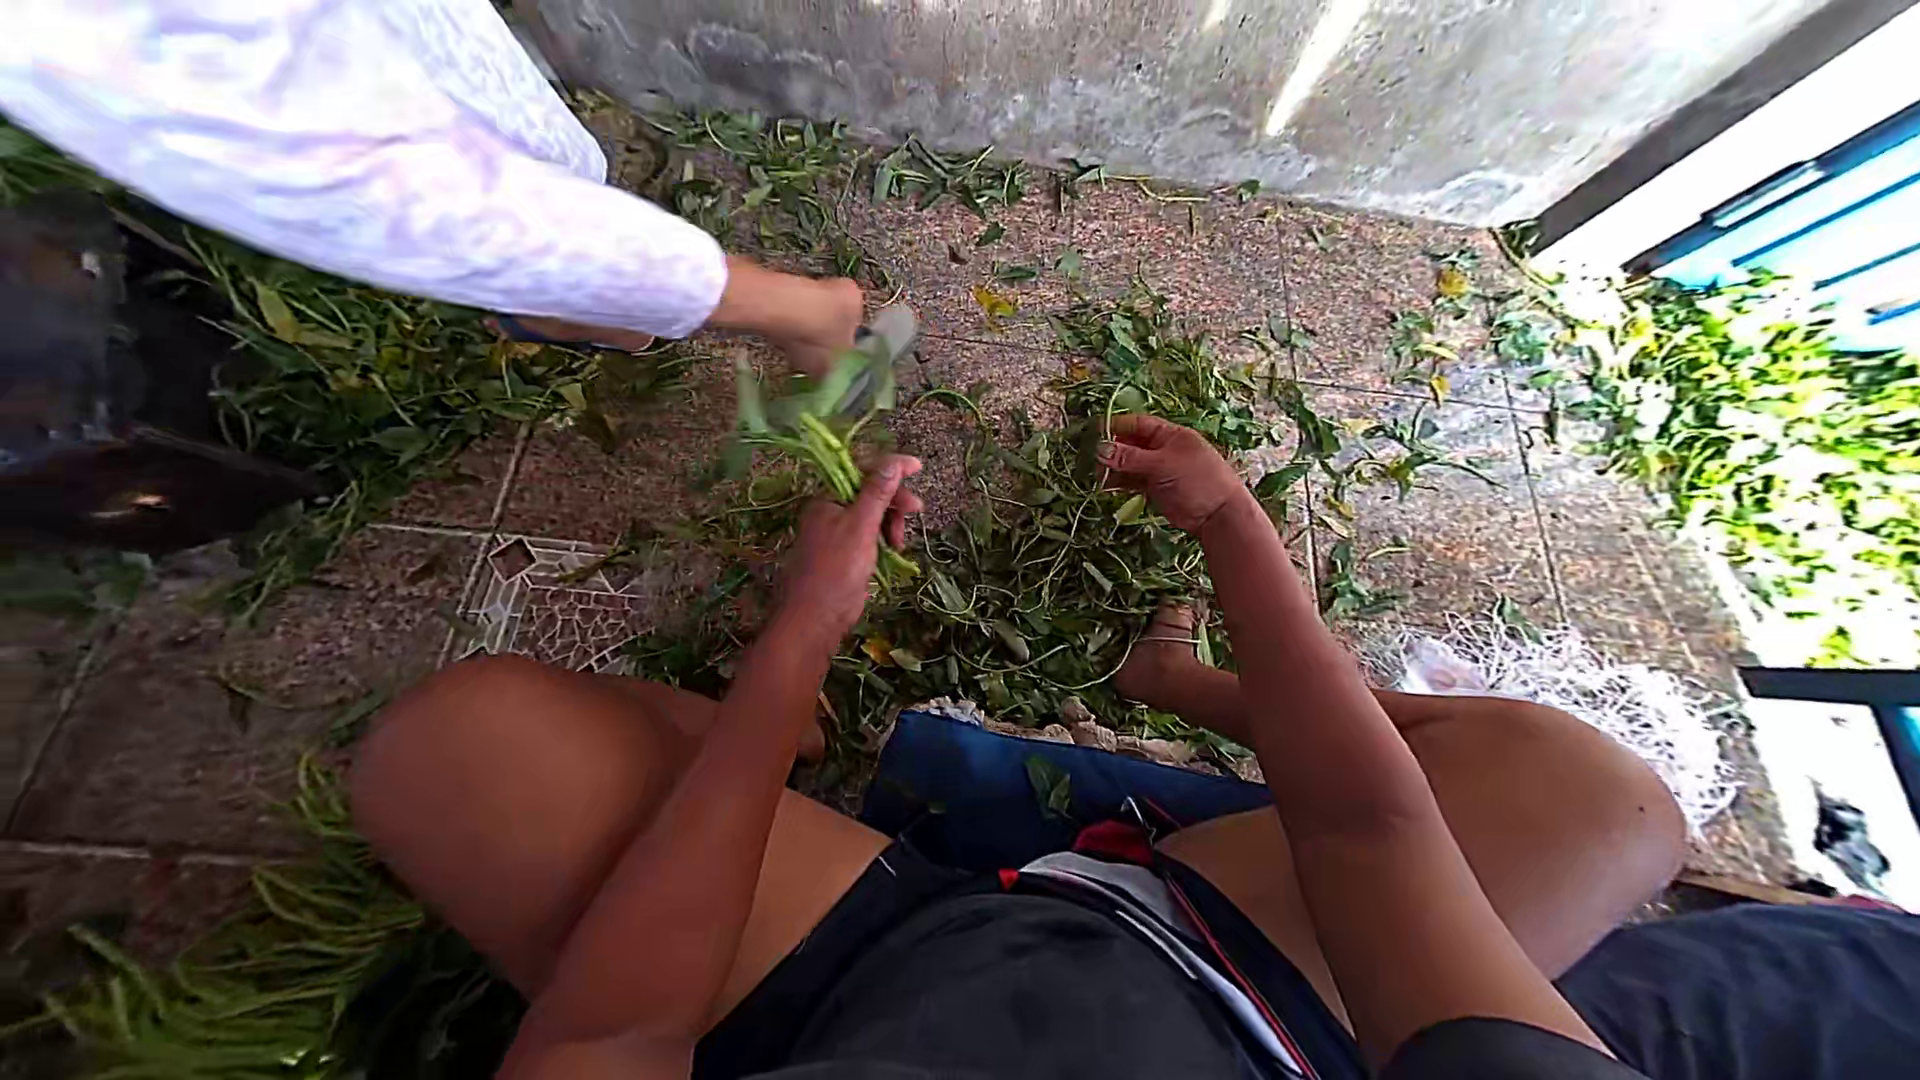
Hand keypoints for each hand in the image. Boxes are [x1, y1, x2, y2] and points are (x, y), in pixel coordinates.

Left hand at [776, 454, 923, 642]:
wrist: (816, 617)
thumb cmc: (836, 568)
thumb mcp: (860, 526)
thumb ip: (877, 493)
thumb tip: (893, 463)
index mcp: (828, 498)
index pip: (862, 470)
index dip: (891, 467)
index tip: (918, 467)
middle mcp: (831, 510)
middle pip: (870, 492)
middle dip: (894, 500)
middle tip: (916, 510)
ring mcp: (839, 532)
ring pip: (874, 514)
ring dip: (891, 522)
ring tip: (898, 542)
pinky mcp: (848, 552)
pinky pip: (871, 534)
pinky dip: (884, 538)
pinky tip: (893, 549)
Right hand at [1097, 414, 1245, 532]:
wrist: (1217, 515)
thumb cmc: (1196, 480)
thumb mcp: (1162, 465)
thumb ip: (1130, 458)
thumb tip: (1099, 449)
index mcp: (1170, 435)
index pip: (1138, 424)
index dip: (1116, 426)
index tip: (1094, 432)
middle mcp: (1162, 449)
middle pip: (1130, 444)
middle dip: (1111, 450)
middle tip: (1091, 458)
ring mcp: (1158, 469)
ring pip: (1129, 464)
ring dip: (1112, 468)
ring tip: (1095, 475)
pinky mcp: (1154, 487)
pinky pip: (1131, 480)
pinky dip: (1118, 482)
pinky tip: (1104, 486)